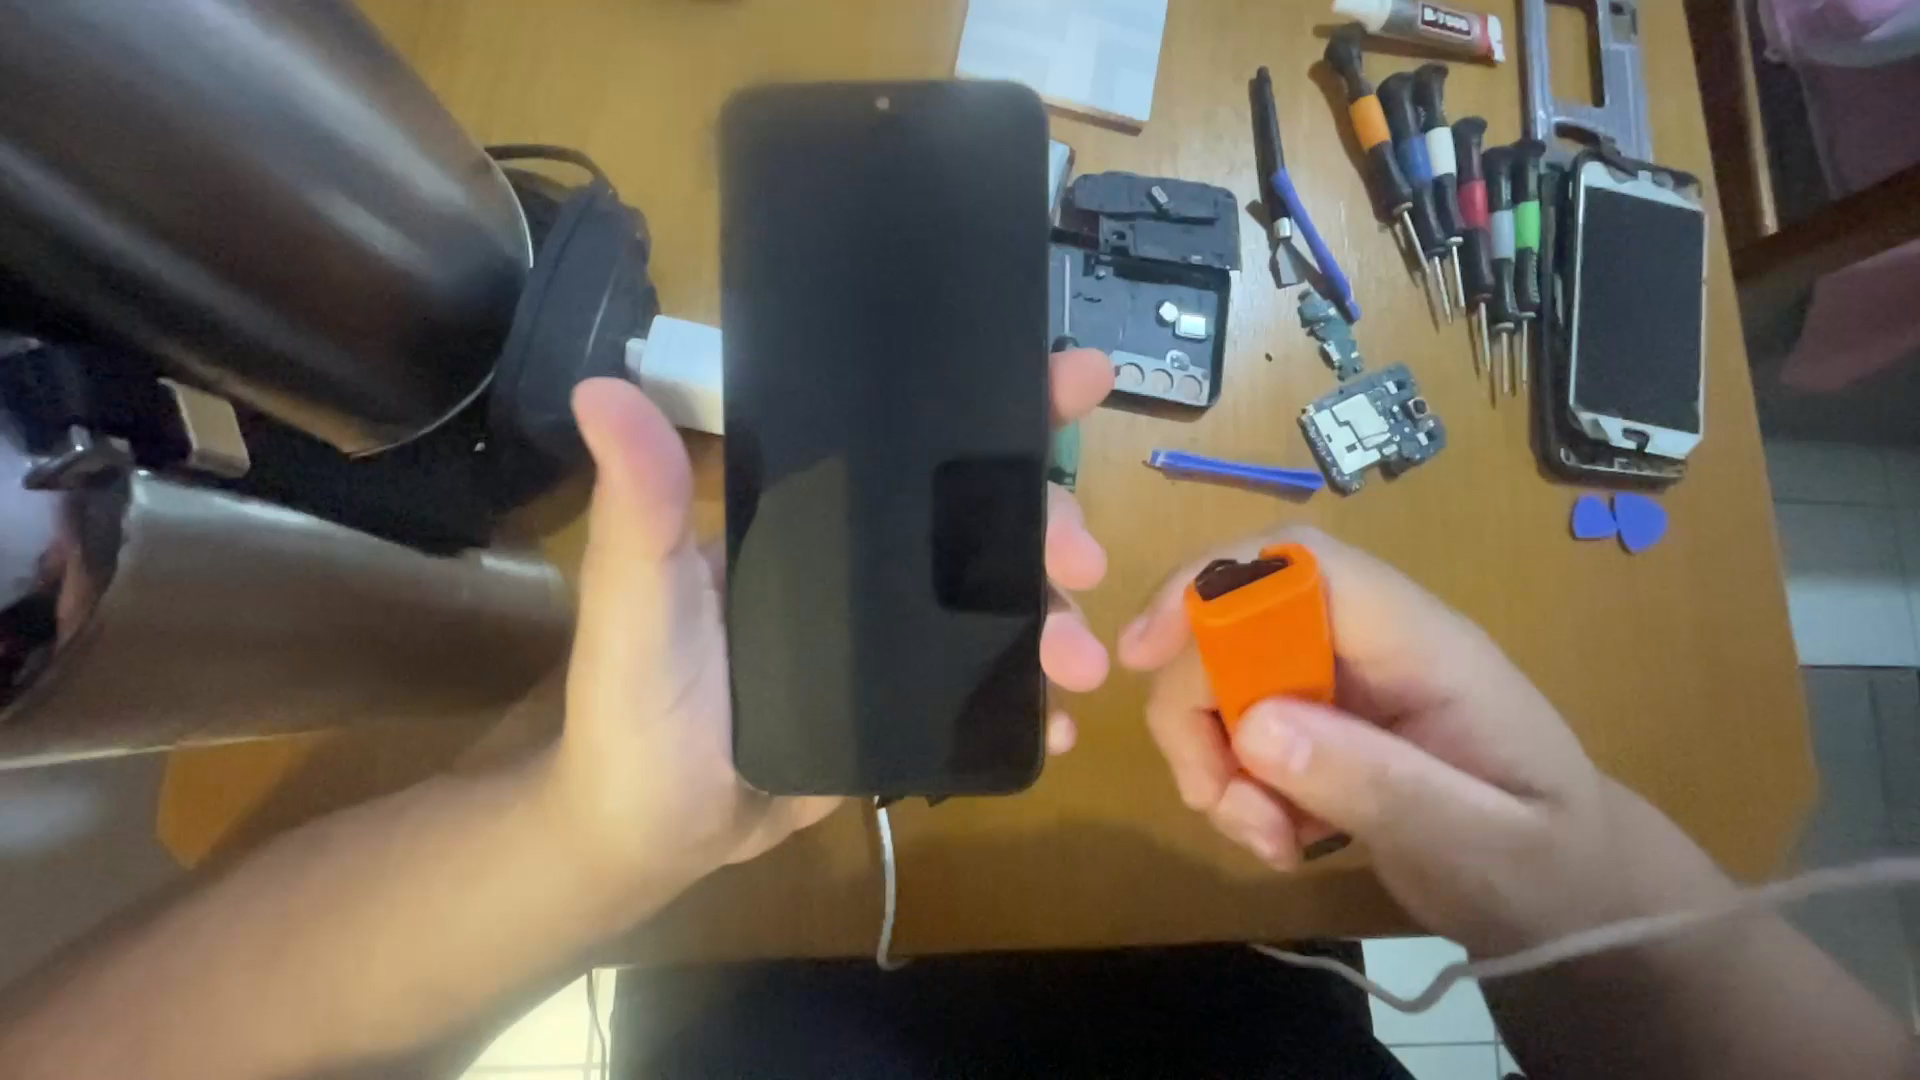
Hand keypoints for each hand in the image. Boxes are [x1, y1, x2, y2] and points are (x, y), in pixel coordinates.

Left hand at [548, 349, 1114, 890]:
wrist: (658, 827)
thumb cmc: (637, 705)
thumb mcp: (637, 599)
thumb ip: (641, 510)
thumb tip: (605, 389)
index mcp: (816, 516)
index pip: (911, 443)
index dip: (995, 406)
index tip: (1074, 378)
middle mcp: (867, 562)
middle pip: (981, 521)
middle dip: (1049, 527)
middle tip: (1083, 561)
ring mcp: (897, 635)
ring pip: (998, 604)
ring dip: (1055, 622)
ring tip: (1082, 665)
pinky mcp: (910, 701)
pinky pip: (983, 688)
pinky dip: (1027, 704)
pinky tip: (1058, 725)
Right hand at [1119, 527, 1693, 955]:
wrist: (1573, 905)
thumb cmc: (1551, 867)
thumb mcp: (1480, 841)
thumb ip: (1378, 782)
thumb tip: (1254, 729)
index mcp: (1414, 640)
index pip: (1297, 563)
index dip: (1210, 583)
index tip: (1144, 652)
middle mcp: (1356, 645)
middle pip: (1230, 626)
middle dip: (1195, 708)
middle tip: (1214, 796)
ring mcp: (1327, 684)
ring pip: (1216, 682)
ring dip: (1209, 759)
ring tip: (1263, 836)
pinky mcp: (1307, 725)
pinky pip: (1229, 731)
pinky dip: (1227, 785)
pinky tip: (1274, 837)